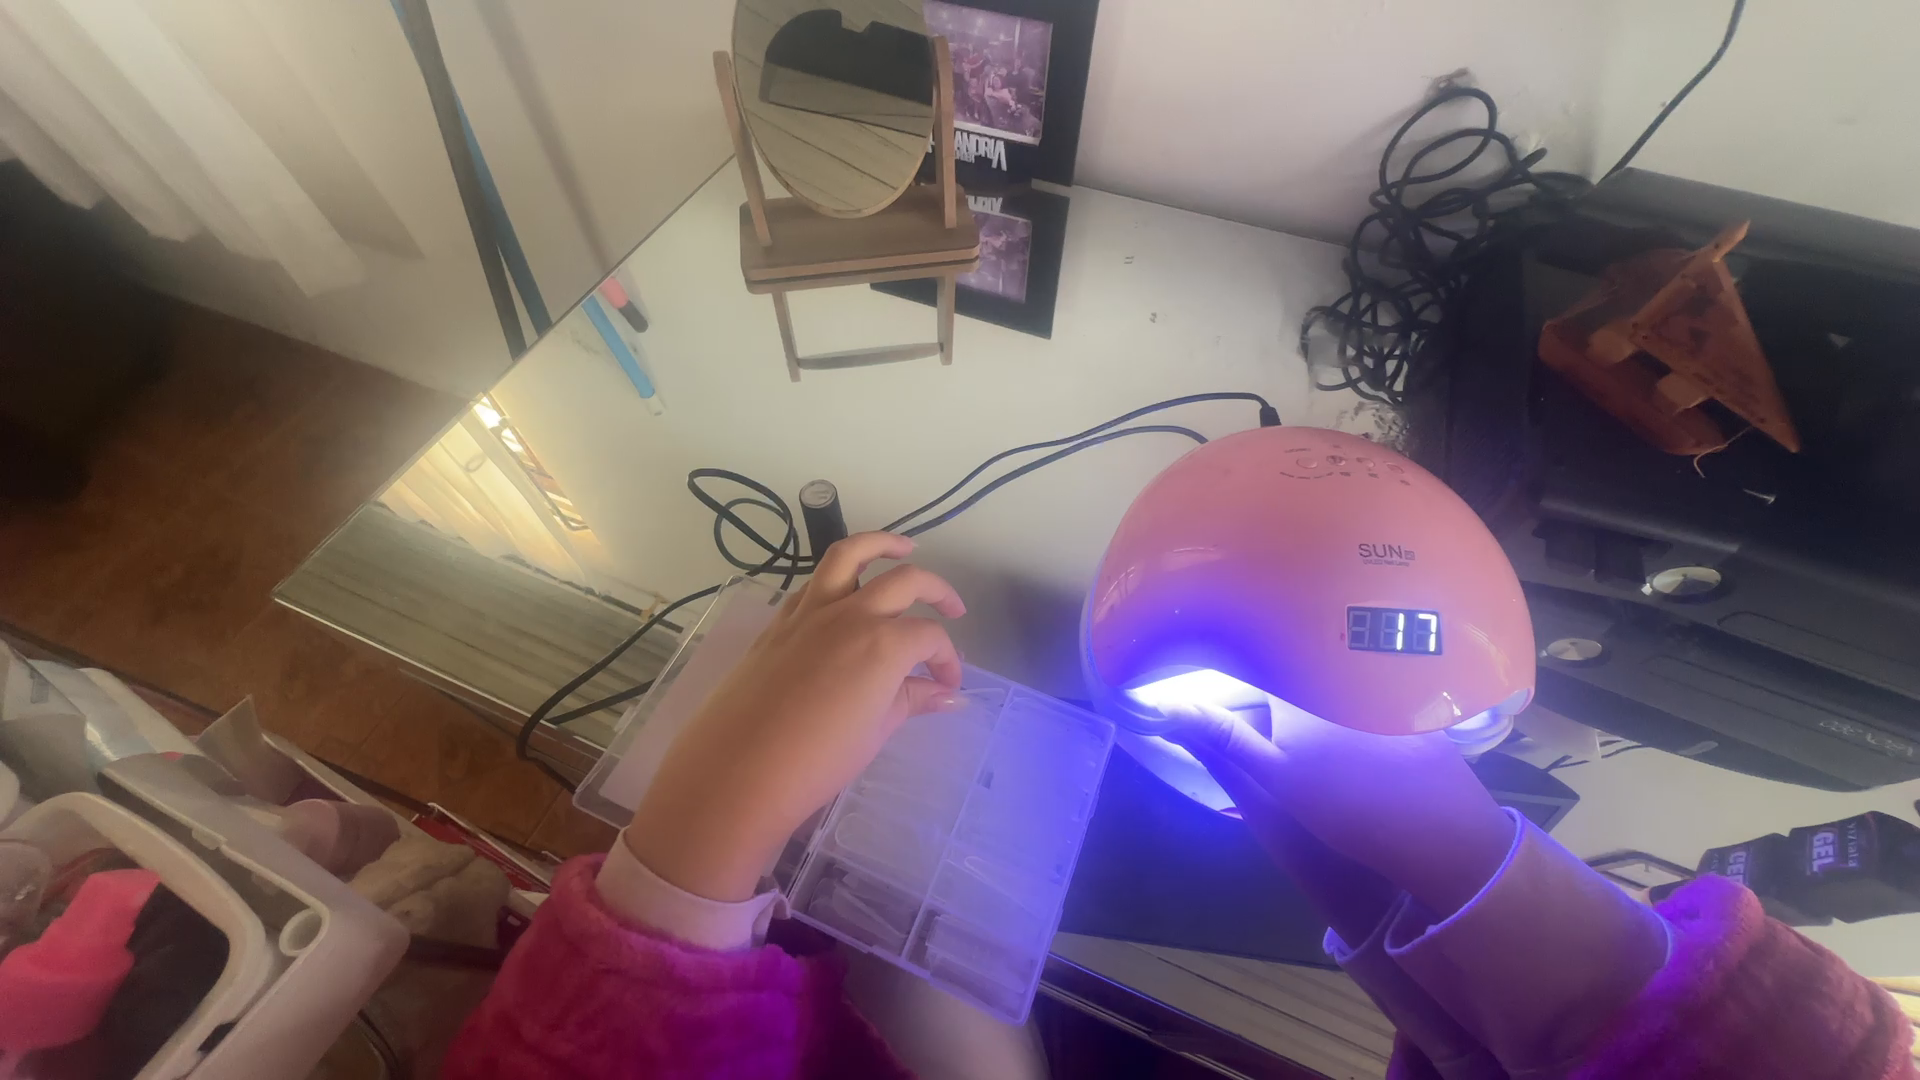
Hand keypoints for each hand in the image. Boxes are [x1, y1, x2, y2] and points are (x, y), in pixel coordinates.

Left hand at [626, 533, 964, 901]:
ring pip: (852, 554)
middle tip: (953, 609)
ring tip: (905, 547)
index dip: (947, 661)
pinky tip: (850, 592)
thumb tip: (948, 695)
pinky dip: (841, 574)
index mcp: (884, 643)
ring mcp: (812, 611)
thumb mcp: (876, 731)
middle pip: (907, 581)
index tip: (948, 685)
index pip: (931, 638)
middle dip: (939, 591)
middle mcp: (852, 614)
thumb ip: (913, 700)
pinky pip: (817, 581)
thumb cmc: (817, 760)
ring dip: (883, 544)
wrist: (737, 770)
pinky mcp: (782, 620)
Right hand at [1163, 700, 1514, 921]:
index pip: (1244, 681)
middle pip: (1283, 682)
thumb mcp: (1276, 779)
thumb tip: (1170, 705)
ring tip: (1297, 732)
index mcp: (1296, 697)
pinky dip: (1343, 707)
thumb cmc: (1349, 810)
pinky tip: (1348, 742)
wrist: (1447, 841)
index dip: (1223, 696)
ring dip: (1303, 700)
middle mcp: (1334, 684)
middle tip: (1255, 729)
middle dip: (1262, 695)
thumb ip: (1224, 738)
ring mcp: (1376, 696)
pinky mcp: (1410, 714)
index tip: (1210, 713)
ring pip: (1322, 688)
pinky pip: (1361, 697)